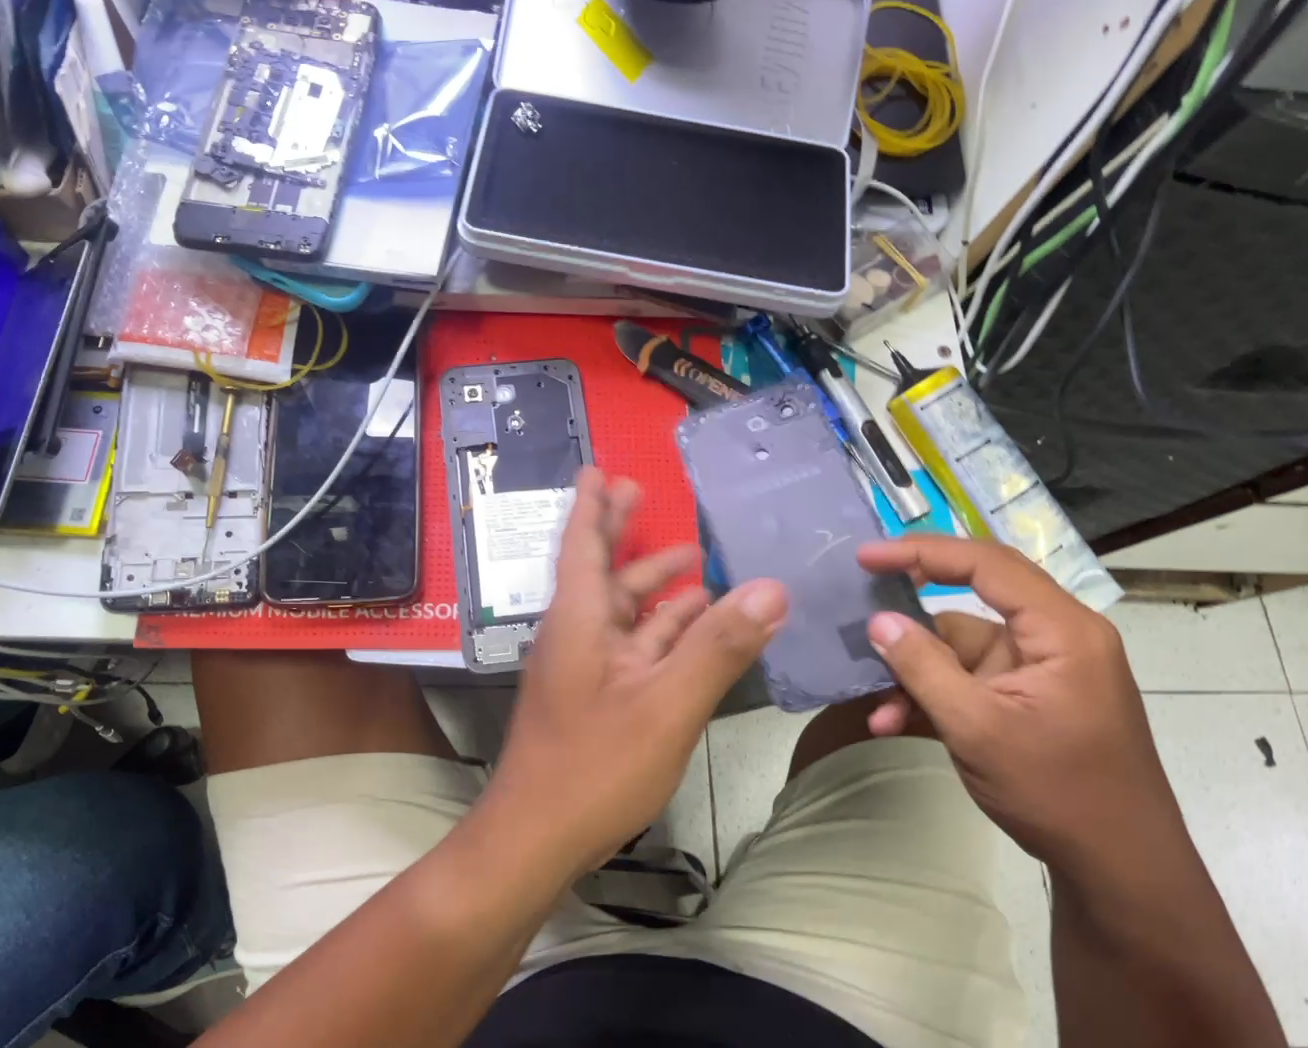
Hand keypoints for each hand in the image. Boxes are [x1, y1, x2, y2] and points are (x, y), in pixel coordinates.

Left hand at [481, 467, 787, 877]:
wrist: (536, 837)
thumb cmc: (594, 766)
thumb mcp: (666, 704)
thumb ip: (718, 647)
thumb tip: (771, 588)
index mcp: (579, 620)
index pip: (582, 545)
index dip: (591, 506)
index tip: (598, 469)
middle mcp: (576, 635)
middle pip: (602, 571)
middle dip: (622, 533)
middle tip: (644, 493)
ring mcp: (582, 669)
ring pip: (620, 613)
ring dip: (652, 586)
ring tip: (693, 562)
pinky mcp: (593, 699)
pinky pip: (629, 648)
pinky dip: (659, 631)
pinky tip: (690, 629)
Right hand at [855, 534, 1182, 869]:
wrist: (1117, 866)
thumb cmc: (1058, 790)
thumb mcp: (977, 727)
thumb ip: (924, 668)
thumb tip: (878, 621)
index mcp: (1062, 630)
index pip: (987, 565)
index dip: (923, 552)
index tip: (867, 556)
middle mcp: (1053, 638)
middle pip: (969, 605)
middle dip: (911, 621)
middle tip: (858, 615)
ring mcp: (1039, 671)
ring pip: (961, 650)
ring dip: (915, 677)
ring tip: (877, 712)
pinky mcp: (1027, 699)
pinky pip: (969, 681)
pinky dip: (933, 697)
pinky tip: (895, 723)